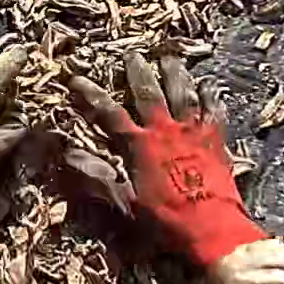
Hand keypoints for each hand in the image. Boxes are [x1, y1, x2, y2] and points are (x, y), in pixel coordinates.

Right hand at [67, 50, 263, 267]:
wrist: (212, 229)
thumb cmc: (164, 217)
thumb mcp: (125, 200)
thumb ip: (99, 176)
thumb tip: (68, 156)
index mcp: (138, 144)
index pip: (108, 112)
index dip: (90, 94)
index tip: (75, 79)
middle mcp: (163, 130)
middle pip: (148, 93)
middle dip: (137, 72)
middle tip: (132, 55)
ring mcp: (192, 133)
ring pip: (182, 94)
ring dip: (174, 75)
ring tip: (169, 58)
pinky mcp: (215, 141)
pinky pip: (214, 112)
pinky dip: (211, 97)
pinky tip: (209, 85)